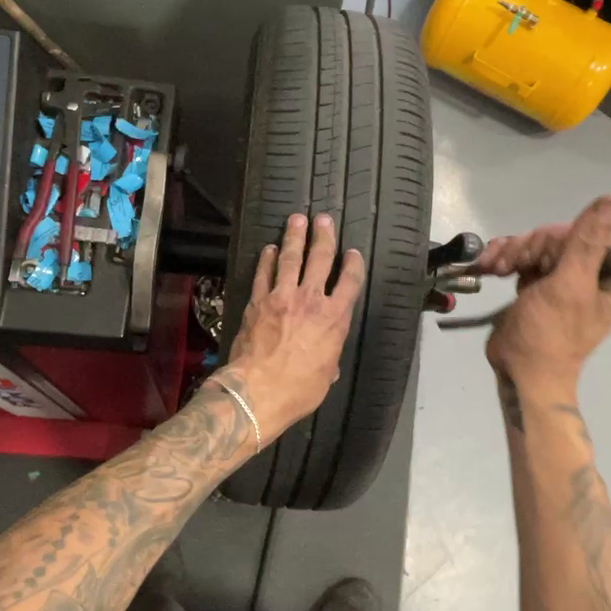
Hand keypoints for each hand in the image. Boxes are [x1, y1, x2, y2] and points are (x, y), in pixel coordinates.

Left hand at [221, 213, 365, 434]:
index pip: (350, 282)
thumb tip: (326, 360)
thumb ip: (328, 356)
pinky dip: (267, 259)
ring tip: (297, 220)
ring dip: (294, 237)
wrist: (257, 391)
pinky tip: (269, 249)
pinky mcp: (257, 301)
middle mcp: (311, 301)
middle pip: (320, 259)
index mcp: (334, 319)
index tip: (352, 253)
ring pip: (291, 258)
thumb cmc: (298, 390)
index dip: (353, 264)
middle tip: (324, 219)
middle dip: (323, 237)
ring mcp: (282, 297)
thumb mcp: (326, 374)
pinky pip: (263, 273)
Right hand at [479, 195, 610, 389]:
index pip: (595, 231)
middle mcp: (595, 272)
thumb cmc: (551, 334)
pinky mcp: (539, 283)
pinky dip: (505, 258)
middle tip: (511, 266)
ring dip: (513, 251)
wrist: (520, 371)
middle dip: (531, 247)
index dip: (565, 237)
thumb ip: (589, 242)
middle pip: (562, 235)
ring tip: (496, 270)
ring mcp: (565, 277)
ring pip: (539, 243)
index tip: (542, 257)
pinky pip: (523, 255)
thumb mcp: (570, 285)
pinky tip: (489, 268)